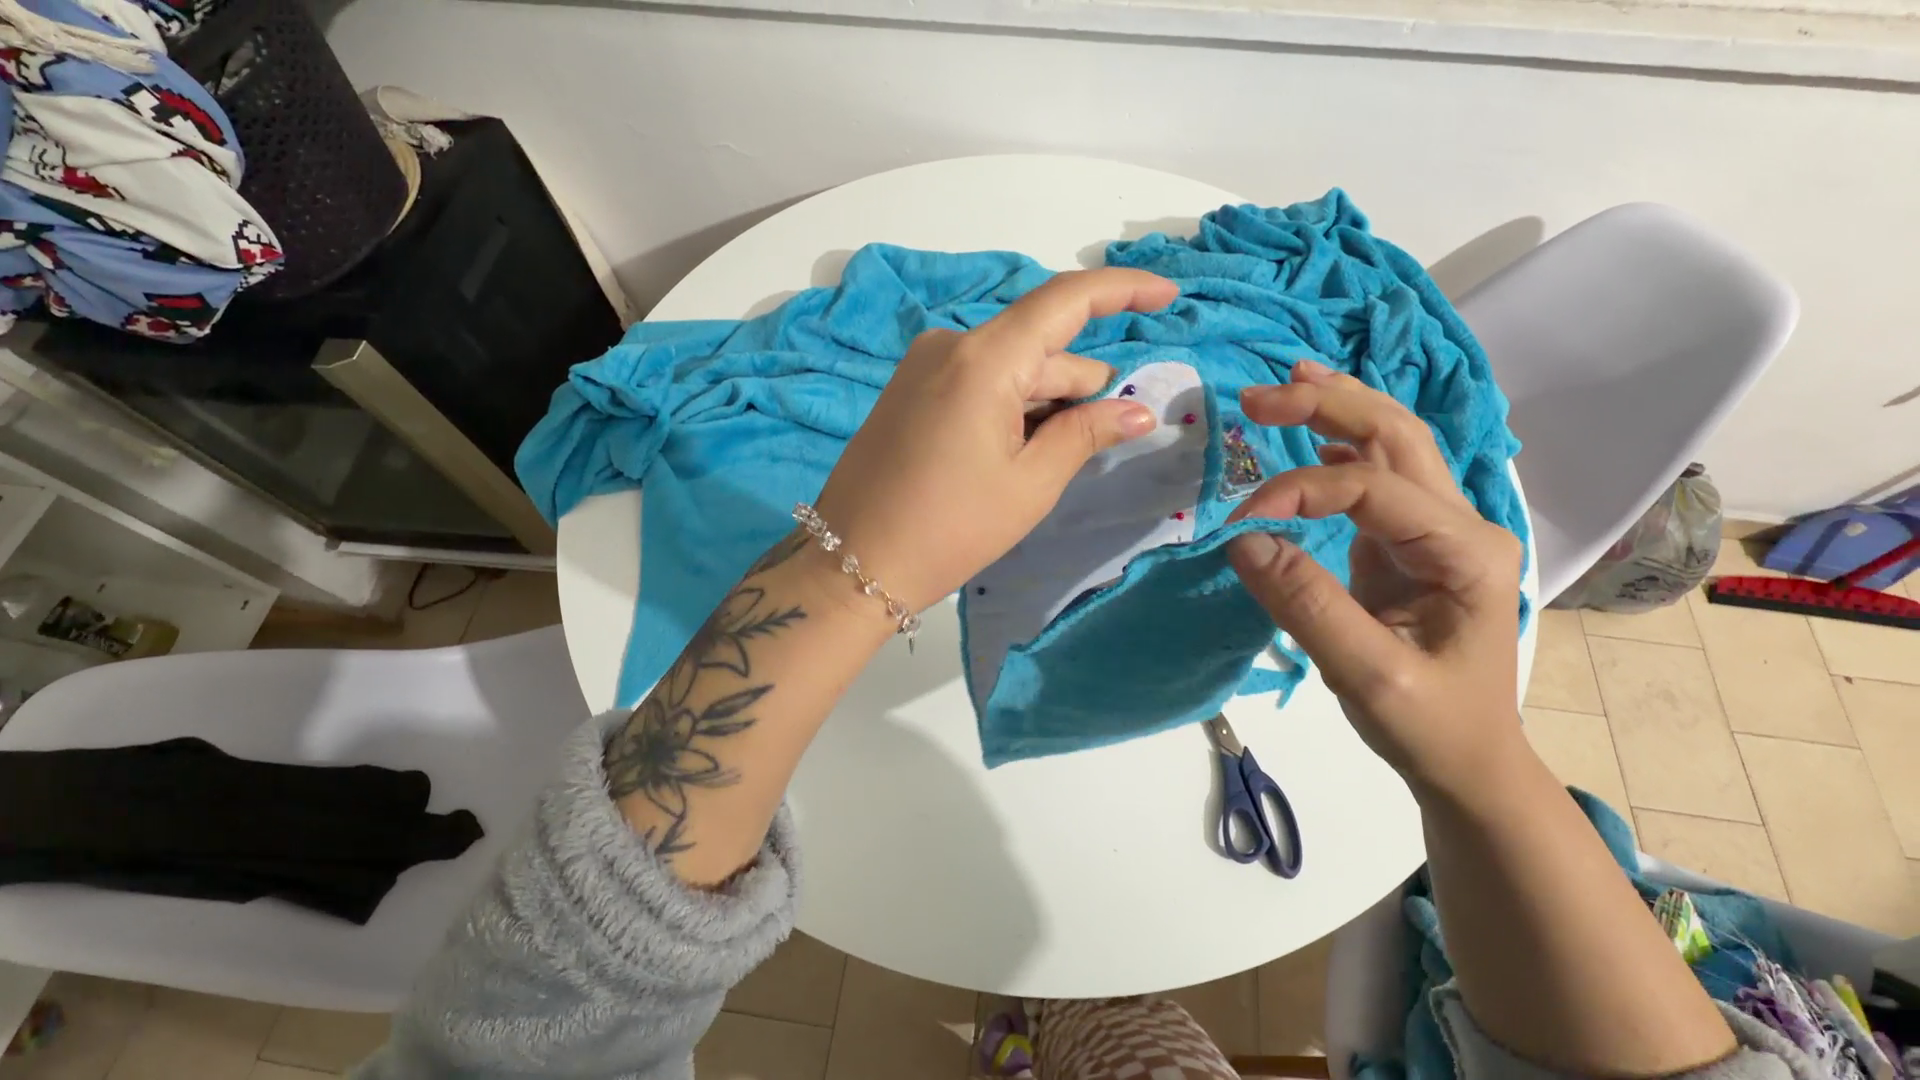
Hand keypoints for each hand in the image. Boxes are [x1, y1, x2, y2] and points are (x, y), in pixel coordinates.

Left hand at [812, 268, 1177, 610]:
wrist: (853, 562)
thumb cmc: (950, 528)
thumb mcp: (1030, 484)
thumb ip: (1087, 434)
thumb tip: (1139, 411)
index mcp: (985, 358)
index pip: (1065, 300)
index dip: (1122, 290)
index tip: (1168, 295)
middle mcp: (952, 345)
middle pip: (1041, 347)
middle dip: (1078, 388)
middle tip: (1093, 449)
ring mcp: (925, 365)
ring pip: (1011, 368)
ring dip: (1043, 404)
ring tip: (1038, 469)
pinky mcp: (911, 390)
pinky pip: (980, 381)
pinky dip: (1010, 407)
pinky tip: (1009, 457)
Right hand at [1225, 358, 1524, 794]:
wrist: (1469, 761)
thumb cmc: (1430, 725)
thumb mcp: (1367, 675)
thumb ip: (1307, 604)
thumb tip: (1242, 540)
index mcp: (1466, 552)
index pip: (1375, 487)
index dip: (1303, 490)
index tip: (1242, 522)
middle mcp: (1462, 525)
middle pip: (1399, 436)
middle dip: (1330, 404)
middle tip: (1259, 397)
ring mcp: (1440, 531)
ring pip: (1395, 443)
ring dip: (1341, 408)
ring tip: (1288, 384)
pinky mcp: (1411, 544)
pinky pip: (1379, 476)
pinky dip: (1343, 442)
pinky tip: (1314, 431)